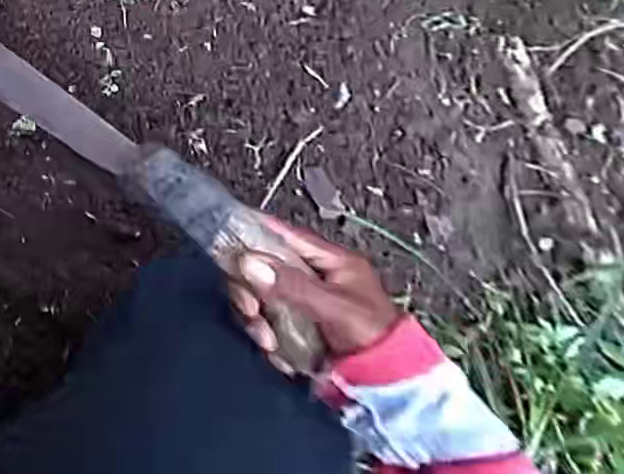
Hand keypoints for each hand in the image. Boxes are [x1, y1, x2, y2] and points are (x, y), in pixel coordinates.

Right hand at [227, 214, 401, 371]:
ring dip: (254, 317)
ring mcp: (299, 301)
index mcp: (328, 261)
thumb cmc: (380, 342)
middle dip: (248, 289)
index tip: (224, 237)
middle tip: (250, 309)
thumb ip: (293, 285)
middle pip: (258, 265)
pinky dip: (264, 335)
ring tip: (267, 340)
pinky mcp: (293, 326)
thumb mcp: (338, 309)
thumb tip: (247, 261)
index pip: (280, 232)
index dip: (251, 230)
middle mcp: (309, 276)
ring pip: (255, 294)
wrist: (399, 393)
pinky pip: (263, 319)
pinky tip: (277, 353)